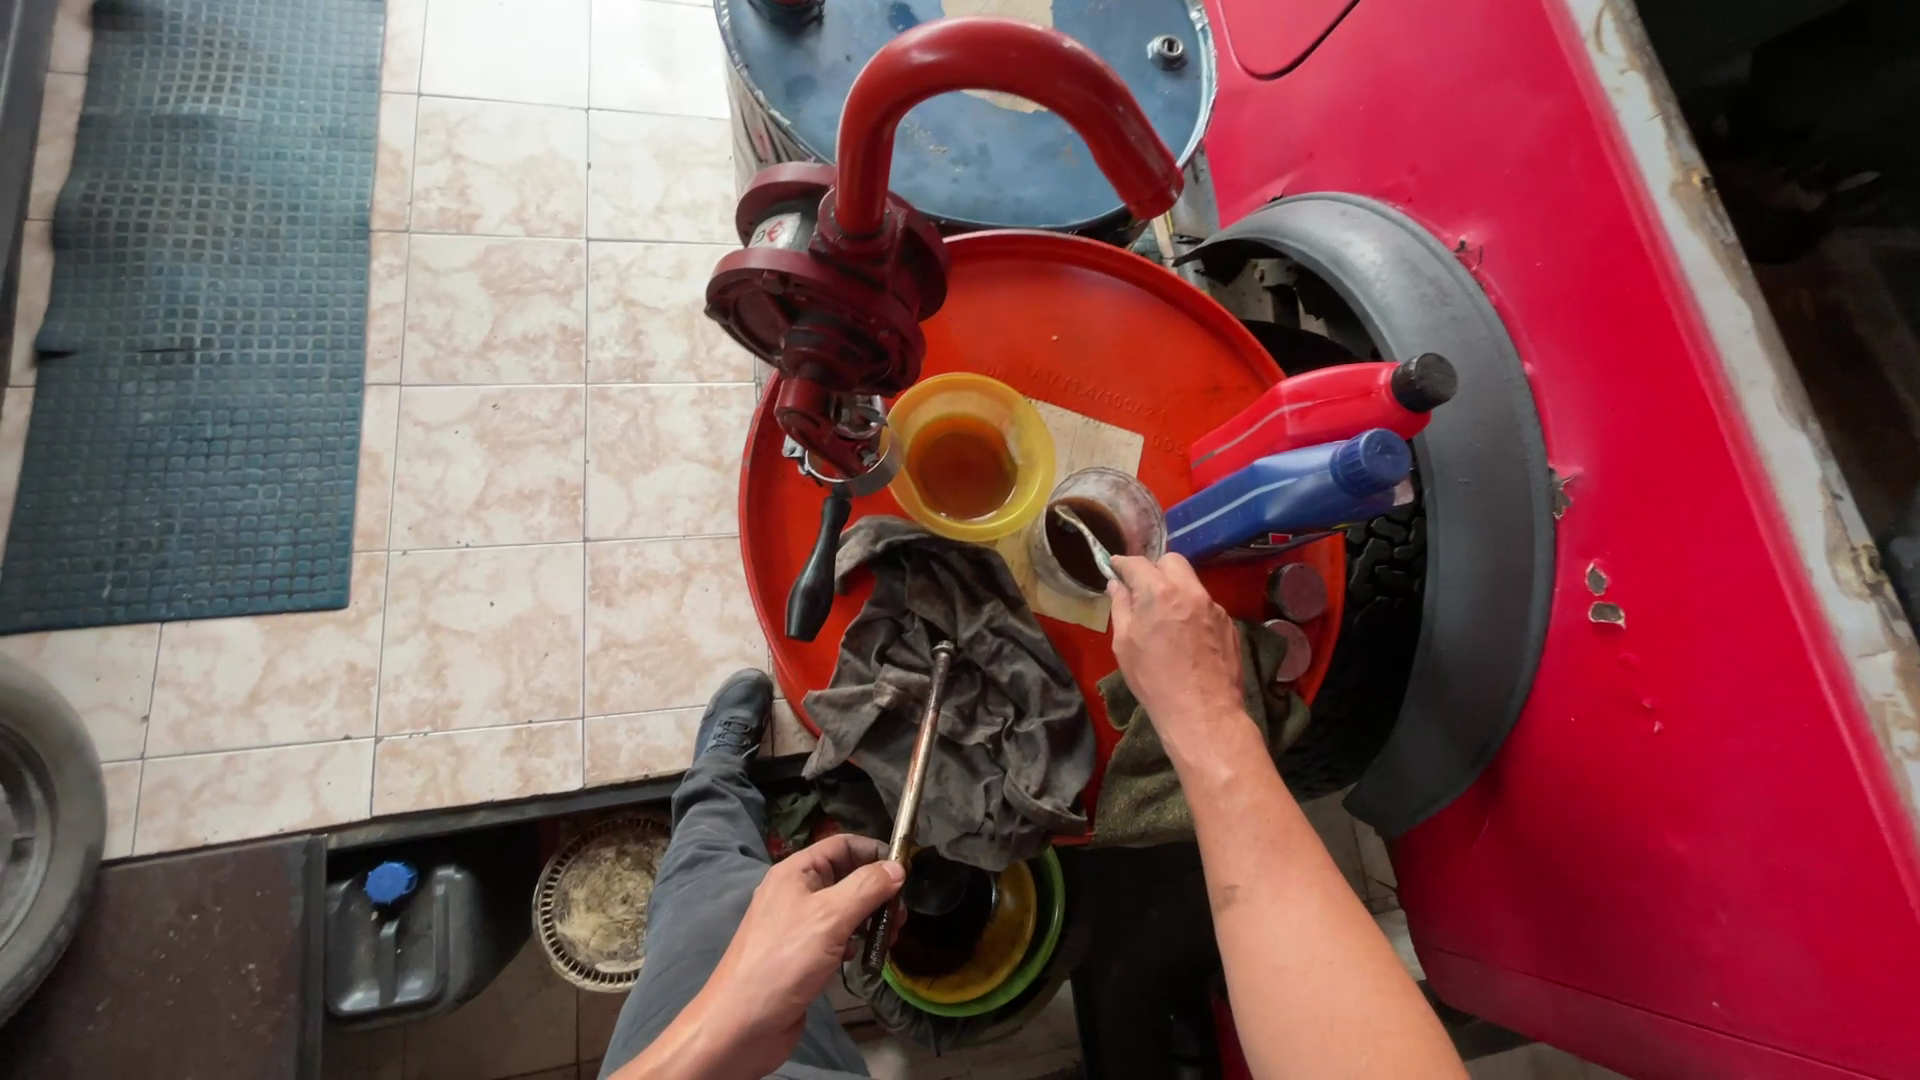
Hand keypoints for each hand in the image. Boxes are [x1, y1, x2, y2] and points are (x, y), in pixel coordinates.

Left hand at [627, 834, 903, 1079]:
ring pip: (845, 908)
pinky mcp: (802, 955)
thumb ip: (867, 887)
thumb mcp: (830, 917)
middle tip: (901, 915)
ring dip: (870, 919)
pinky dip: (855, 942)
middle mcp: (797, 892)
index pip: (843, 845)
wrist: (740, 1027)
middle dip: (877, 891)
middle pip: (847, 876)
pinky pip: (837, 936)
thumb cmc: (784, 961)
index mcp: (796, 871)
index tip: (904, 871)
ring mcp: (798, 925)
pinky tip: (863, 958)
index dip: (874, 851)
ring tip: (889, 938)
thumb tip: (898, 867)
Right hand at [1107, 553, 1247, 761]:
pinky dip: (1191, 610)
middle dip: (1154, 569)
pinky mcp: (1228, 623)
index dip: (1122, 563)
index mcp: (1159, 593)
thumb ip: (1120, 607)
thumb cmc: (1154, 680)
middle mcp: (1190, 591)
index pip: (1137, 563)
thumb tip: (1117, 585)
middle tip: (1143, 590)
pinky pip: (1205, 605)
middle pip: (1171, 561)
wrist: (1202, 712)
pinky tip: (1186, 636)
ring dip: (1175, 590)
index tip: (1115, 568)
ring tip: (1165, 617)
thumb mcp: (1124, 644)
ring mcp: (1214, 606)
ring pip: (1191, 583)